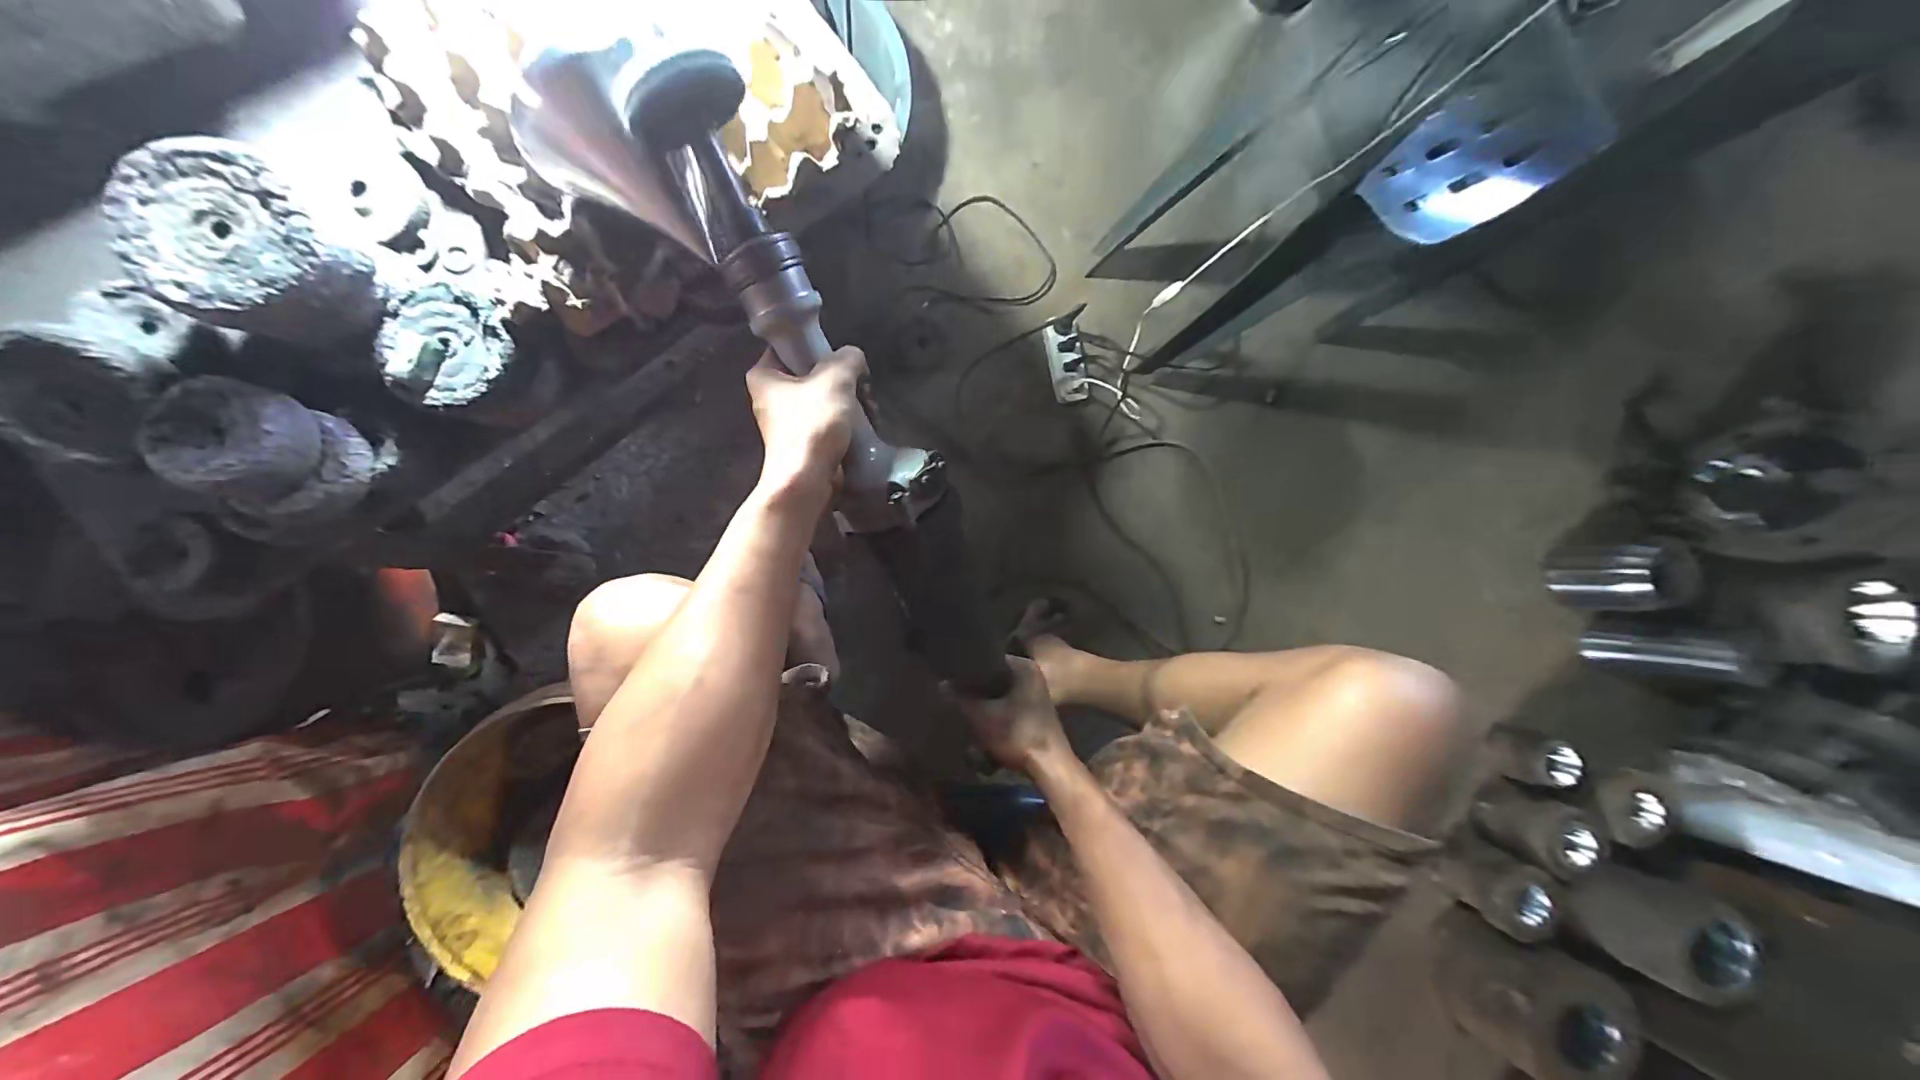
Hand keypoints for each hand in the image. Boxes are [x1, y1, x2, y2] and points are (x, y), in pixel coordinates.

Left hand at [746, 346, 865, 491]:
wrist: (806, 481)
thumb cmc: (812, 424)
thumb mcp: (835, 379)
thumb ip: (847, 358)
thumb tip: (853, 357)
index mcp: (763, 377)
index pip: (787, 348)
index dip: (814, 348)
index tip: (837, 358)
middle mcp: (769, 400)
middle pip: (810, 377)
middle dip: (839, 382)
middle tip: (858, 387)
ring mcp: (785, 426)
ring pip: (821, 402)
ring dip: (846, 405)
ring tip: (867, 410)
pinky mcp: (801, 447)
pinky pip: (825, 426)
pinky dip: (843, 427)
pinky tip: (860, 430)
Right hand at [957, 657, 1072, 775]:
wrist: (1049, 766)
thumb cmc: (1016, 734)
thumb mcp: (981, 715)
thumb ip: (960, 698)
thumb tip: (942, 684)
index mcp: (1025, 667)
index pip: (989, 659)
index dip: (969, 669)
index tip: (952, 677)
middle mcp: (1033, 676)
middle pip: (995, 678)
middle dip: (976, 689)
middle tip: (955, 694)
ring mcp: (1037, 695)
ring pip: (1001, 694)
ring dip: (985, 703)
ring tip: (965, 709)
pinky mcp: (1036, 713)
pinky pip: (1009, 707)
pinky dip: (996, 713)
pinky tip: (982, 723)